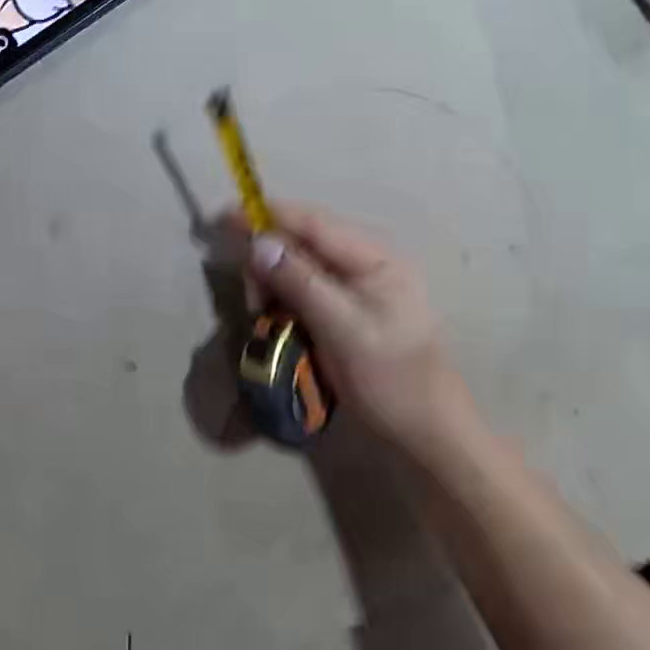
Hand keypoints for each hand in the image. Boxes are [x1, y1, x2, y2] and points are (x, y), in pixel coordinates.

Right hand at [240, 202, 476, 455]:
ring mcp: (355, 283)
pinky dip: (280, 297)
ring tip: (261, 313)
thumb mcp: (343, 329)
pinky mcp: (343, 304)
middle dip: (267, 259)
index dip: (267, 215)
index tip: (224, 217)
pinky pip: (299, 286)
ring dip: (270, 282)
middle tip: (252, 297)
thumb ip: (300, 282)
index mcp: (376, 258)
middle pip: (300, 239)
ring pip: (295, 263)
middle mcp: (365, 261)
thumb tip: (258, 243)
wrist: (425, 434)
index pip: (312, 222)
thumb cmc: (390, 380)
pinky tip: (274, 318)